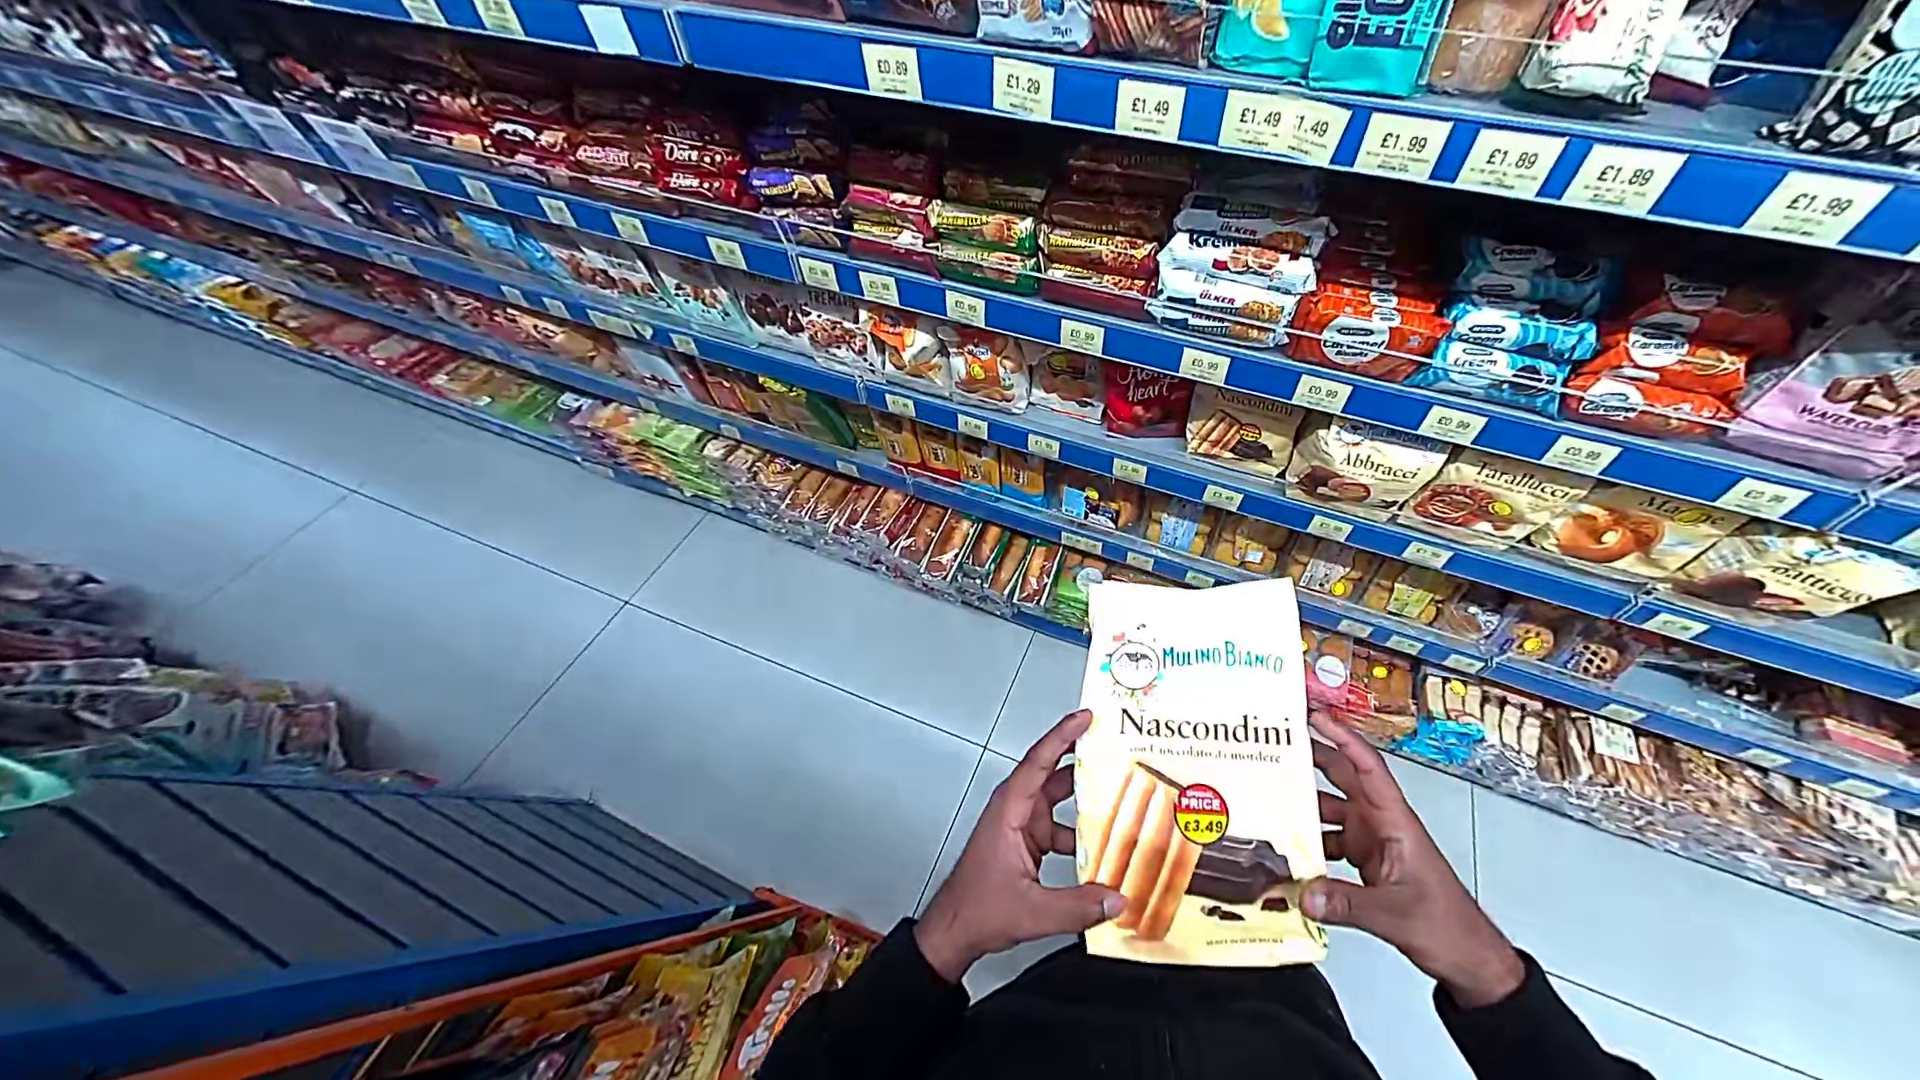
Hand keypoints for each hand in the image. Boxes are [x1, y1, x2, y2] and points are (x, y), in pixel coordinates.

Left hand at [915, 710, 1125, 982]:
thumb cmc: (976, 908)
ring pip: (1057, 801)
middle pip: (1051, 772)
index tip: (1084, 718)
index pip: (1038, 761)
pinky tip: (1102, 847)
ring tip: (1117, 793)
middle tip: (1110, 742)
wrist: (954, 929)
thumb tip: (1117, 898)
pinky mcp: (1026, 842)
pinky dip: (1079, 832)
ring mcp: (1020, 825)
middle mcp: (1014, 810)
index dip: (1062, 735)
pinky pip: (1059, 826)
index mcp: (1009, 810)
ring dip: (1084, 798)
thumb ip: (1079, 906)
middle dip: (1079, 755)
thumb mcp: (1033, 911)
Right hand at [1305, 713, 1524, 1008]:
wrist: (1469, 959)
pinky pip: (1327, 836)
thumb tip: (1304, 893)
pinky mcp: (1363, 858)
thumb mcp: (1395, 915)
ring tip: (1268, 795)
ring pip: (1329, 807)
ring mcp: (1371, 839)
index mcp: (1394, 819)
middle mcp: (1380, 821)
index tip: (1314, 717)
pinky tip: (1285, 845)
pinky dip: (1306, 838)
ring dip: (1302, 802)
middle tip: (1276, 742)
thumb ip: (1346, 903)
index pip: (1366, 766)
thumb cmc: (1449, 926)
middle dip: (1310, 757)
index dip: (1340, 737)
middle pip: (1342, 777)